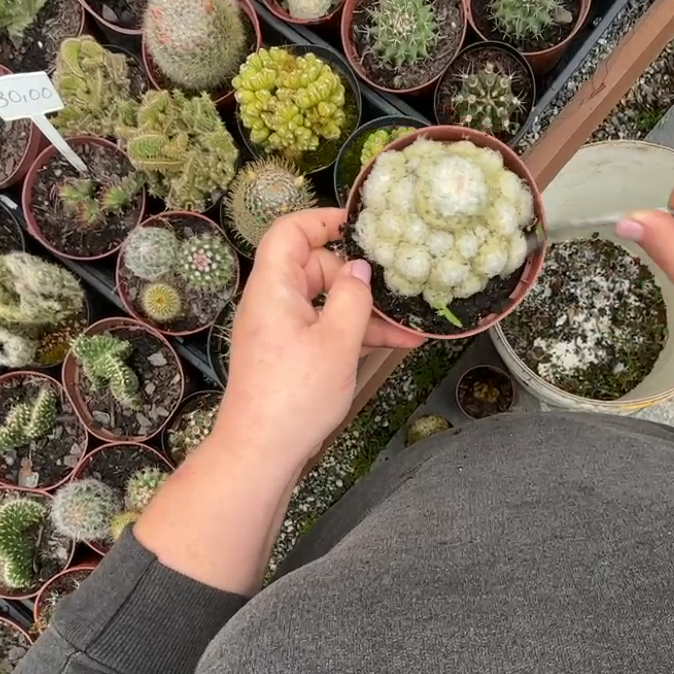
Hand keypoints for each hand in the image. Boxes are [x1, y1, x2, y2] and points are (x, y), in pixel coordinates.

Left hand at [212, 209, 421, 474]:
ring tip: (413, 326)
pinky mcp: (289, 356)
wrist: (261, 453)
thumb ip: (353, 298)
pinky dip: (354, 335)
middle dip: (360, 280)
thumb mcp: (336, 342)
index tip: (361, 225)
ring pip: (327, 305)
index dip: (323, 219)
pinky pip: (324, 331)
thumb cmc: (296, 395)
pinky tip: (395, 343)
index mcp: (274, 288)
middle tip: (400, 291)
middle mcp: (273, 303)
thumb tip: (360, 269)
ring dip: (367, 314)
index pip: (290, 231)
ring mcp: (281, 331)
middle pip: (316, 269)